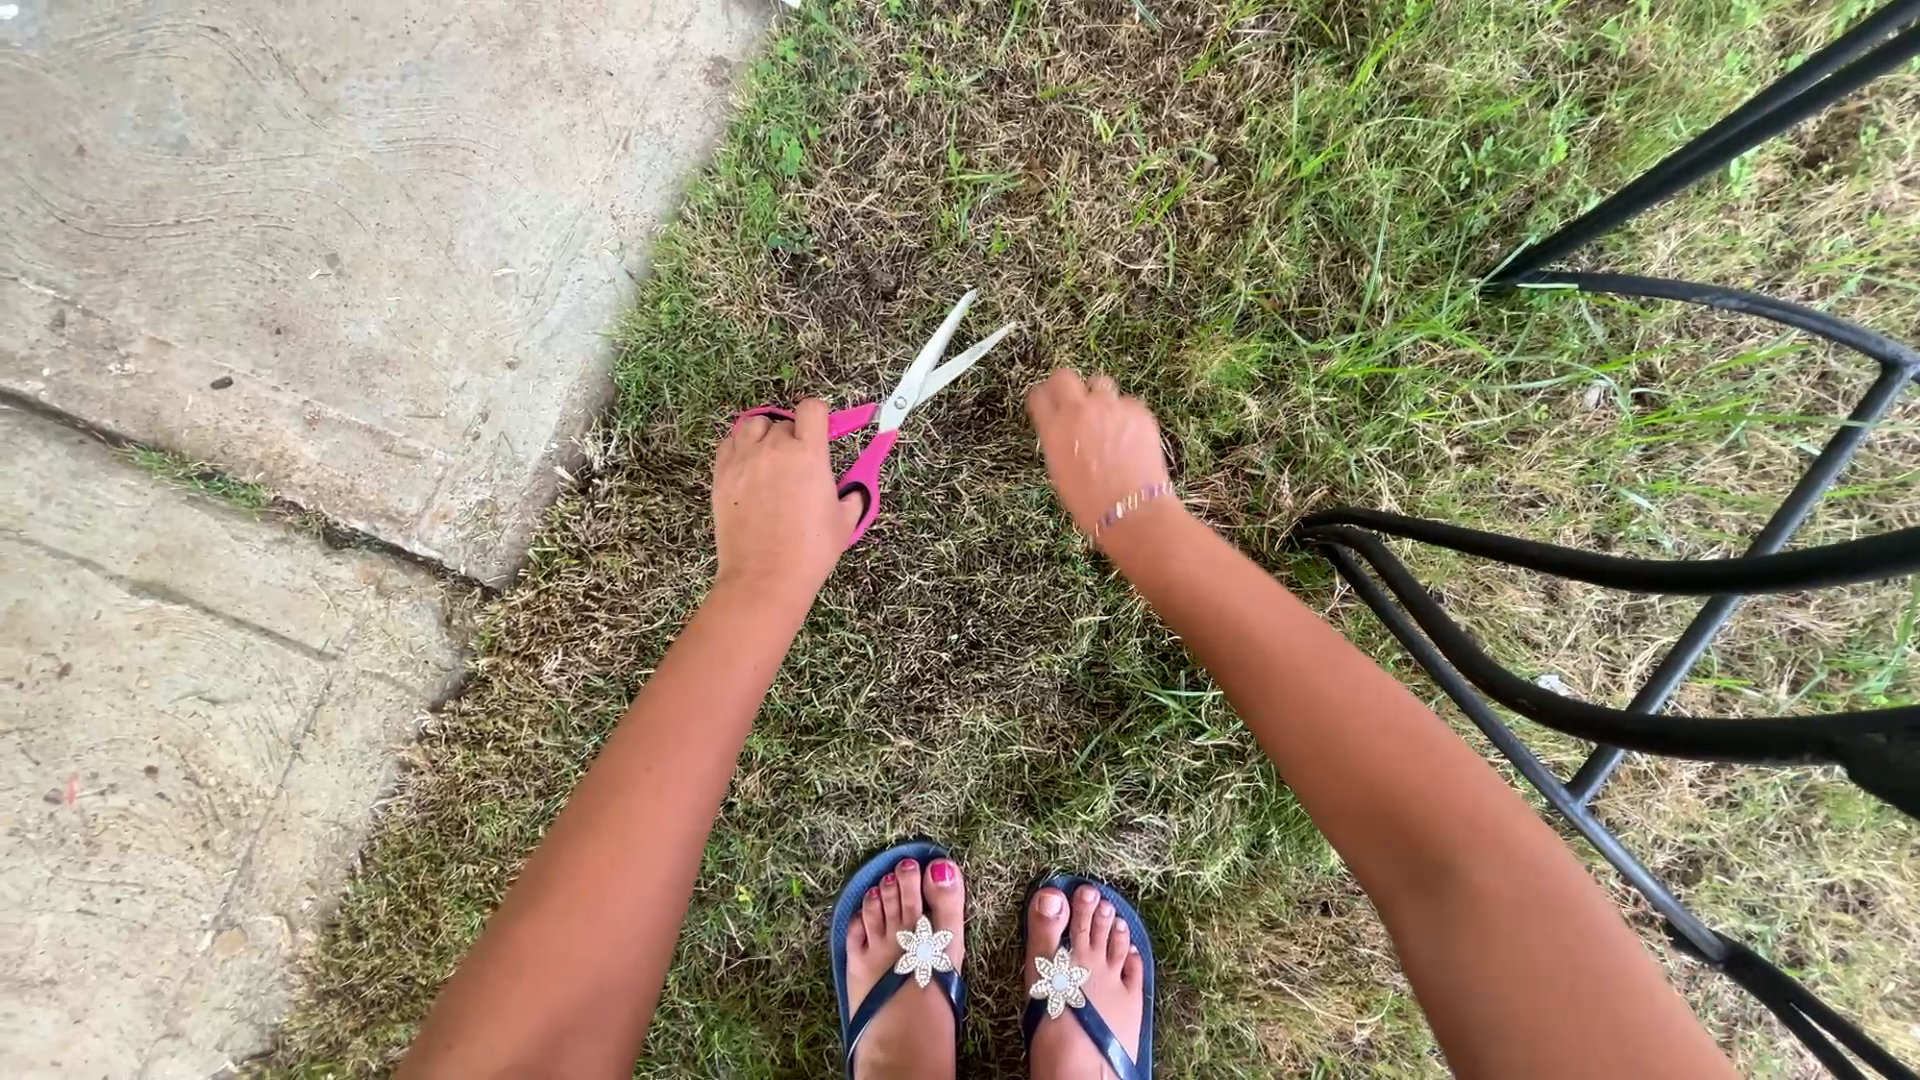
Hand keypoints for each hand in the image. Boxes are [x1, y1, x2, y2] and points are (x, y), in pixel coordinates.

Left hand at [712, 399, 863, 600]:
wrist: (766, 576)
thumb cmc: (811, 551)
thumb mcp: (845, 521)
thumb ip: (852, 496)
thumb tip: (853, 491)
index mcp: (809, 455)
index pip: (811, 408)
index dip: (818, 416)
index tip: (820, 433)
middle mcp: (774, 449)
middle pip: (784, 422)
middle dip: (793, 437)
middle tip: (798, 465)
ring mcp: (744, 460)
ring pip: (752, 425)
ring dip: (764, 435)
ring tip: (770, 458)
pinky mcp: (722, 475)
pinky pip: (728, 443)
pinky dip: (740, 447)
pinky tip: (749, 466)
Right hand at [1026, 369, 1173, 539]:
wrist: (1131, 511)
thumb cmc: (1090, 502)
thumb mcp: (1059, 471)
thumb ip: (1058, 440)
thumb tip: (1063, 429)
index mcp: (1053, 429)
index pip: (1039, 395)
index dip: (1043, 397)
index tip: (1048, 401)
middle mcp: (1079, 411)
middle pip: (1064, 376)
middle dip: (1066, 385)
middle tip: (1073, 399)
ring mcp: (1110, 407)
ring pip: (1099, 383)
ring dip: (1098, 396)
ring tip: (1105, 417)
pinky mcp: (1137, 410)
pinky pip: (1127, 403)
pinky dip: (1125, 414)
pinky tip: (1128, 436)